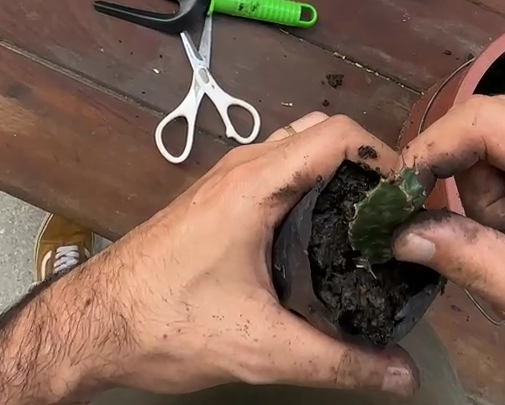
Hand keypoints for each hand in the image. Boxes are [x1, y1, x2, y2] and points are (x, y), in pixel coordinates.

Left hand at [63, 112, 419, 397]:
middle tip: (395, 213)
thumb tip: (403, 374)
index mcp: (256, 182)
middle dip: (364, 161)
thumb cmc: (169, 323)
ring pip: (296, 146)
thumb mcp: (260, 348)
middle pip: (320, 131)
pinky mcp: (218, 194)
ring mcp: (227, 176)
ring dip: (336, 169)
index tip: (410, 196)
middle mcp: (244, 165)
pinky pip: (277, 166)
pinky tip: (322, 231)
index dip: (382, 153)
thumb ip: (337, 360)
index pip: (335, 132)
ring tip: (368, 222)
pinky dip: (309, 180)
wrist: (94, 321)